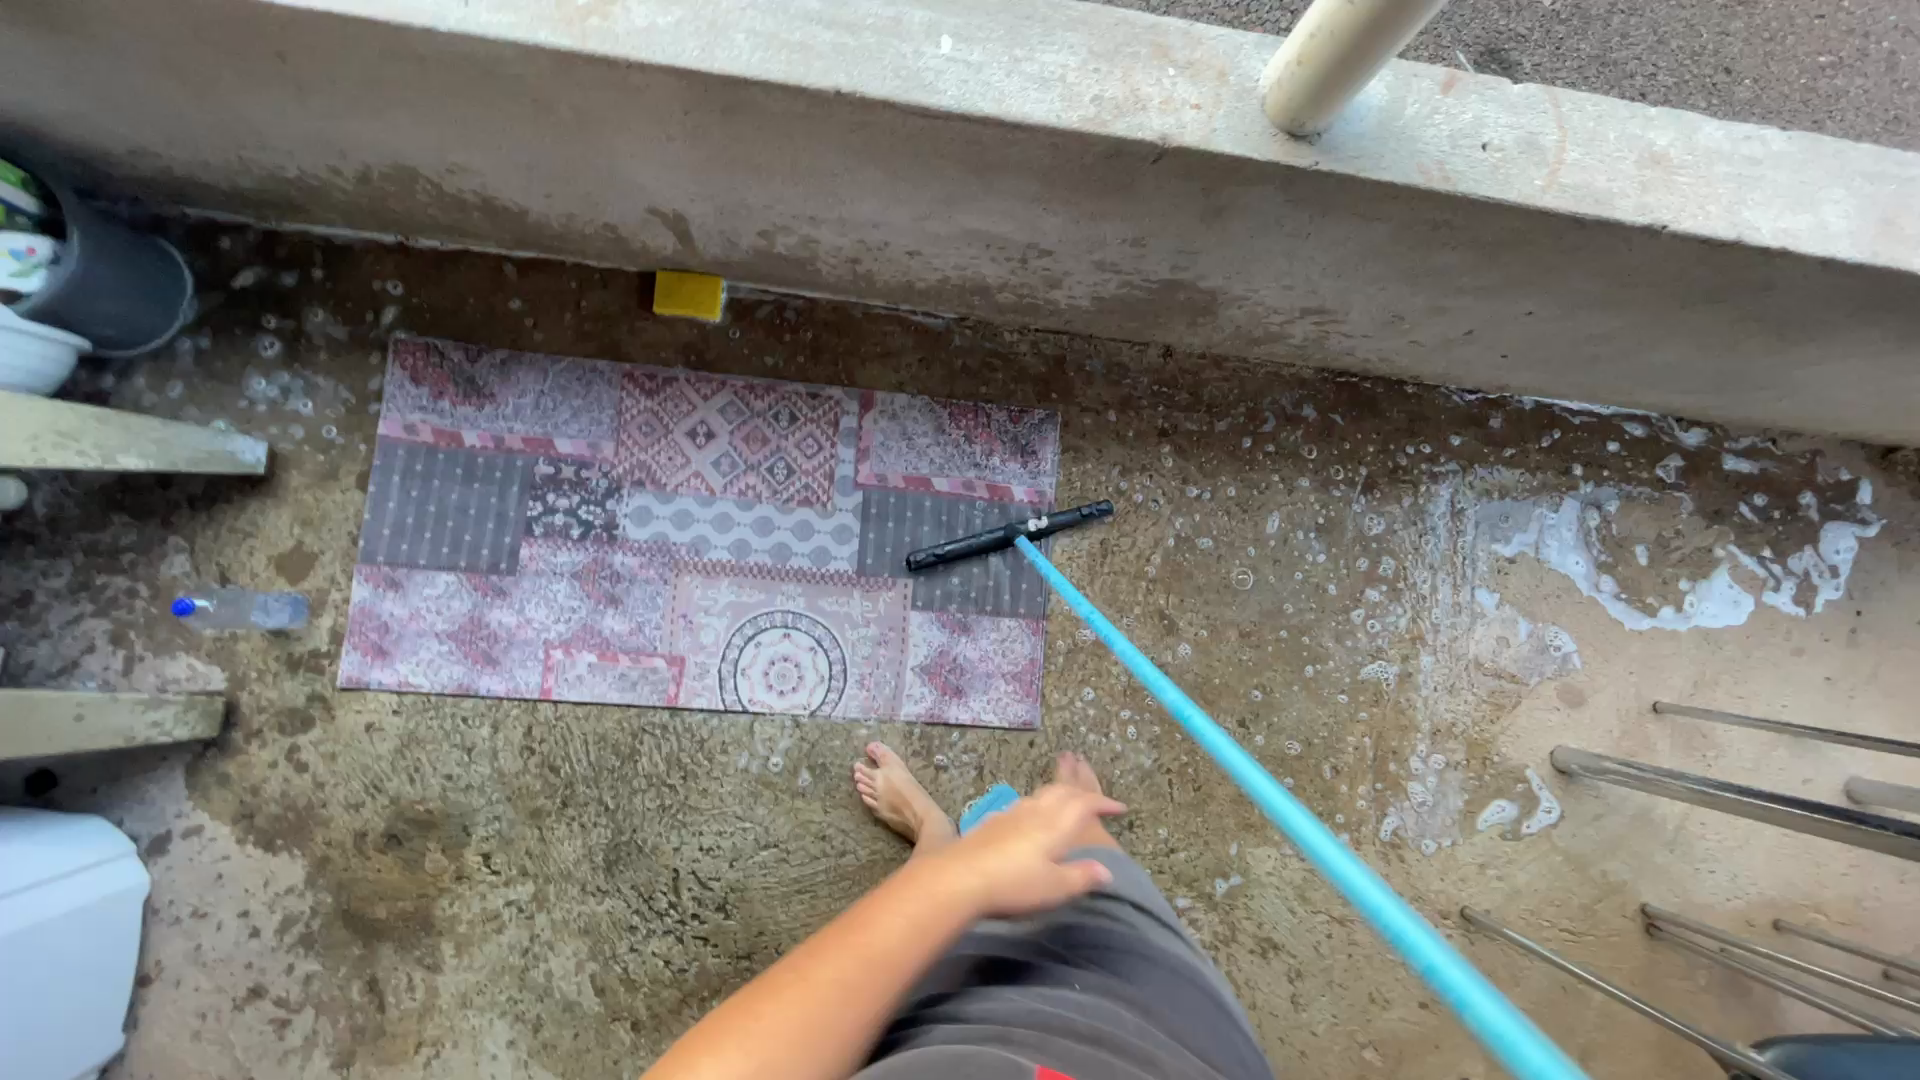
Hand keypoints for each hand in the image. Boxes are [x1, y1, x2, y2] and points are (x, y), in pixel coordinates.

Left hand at [921, 783, 1126, 917]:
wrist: (960, 877)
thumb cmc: (1014, 884)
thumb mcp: (1055, 887)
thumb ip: (1082, 876)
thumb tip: (1108, 870)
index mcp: (1055, 824)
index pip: (1084, 804)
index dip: (1103, 803)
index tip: (1119, 807)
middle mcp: (1035, 812)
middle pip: (1061, 791)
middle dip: (1081, 792)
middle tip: (1095, 799)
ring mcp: (1011, 814)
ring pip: (1041, 795)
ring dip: (1059, 794)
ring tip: (1066, 801)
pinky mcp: (992, 822)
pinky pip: (1023, 805)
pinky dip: (1037, 804)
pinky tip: (1030, 815)